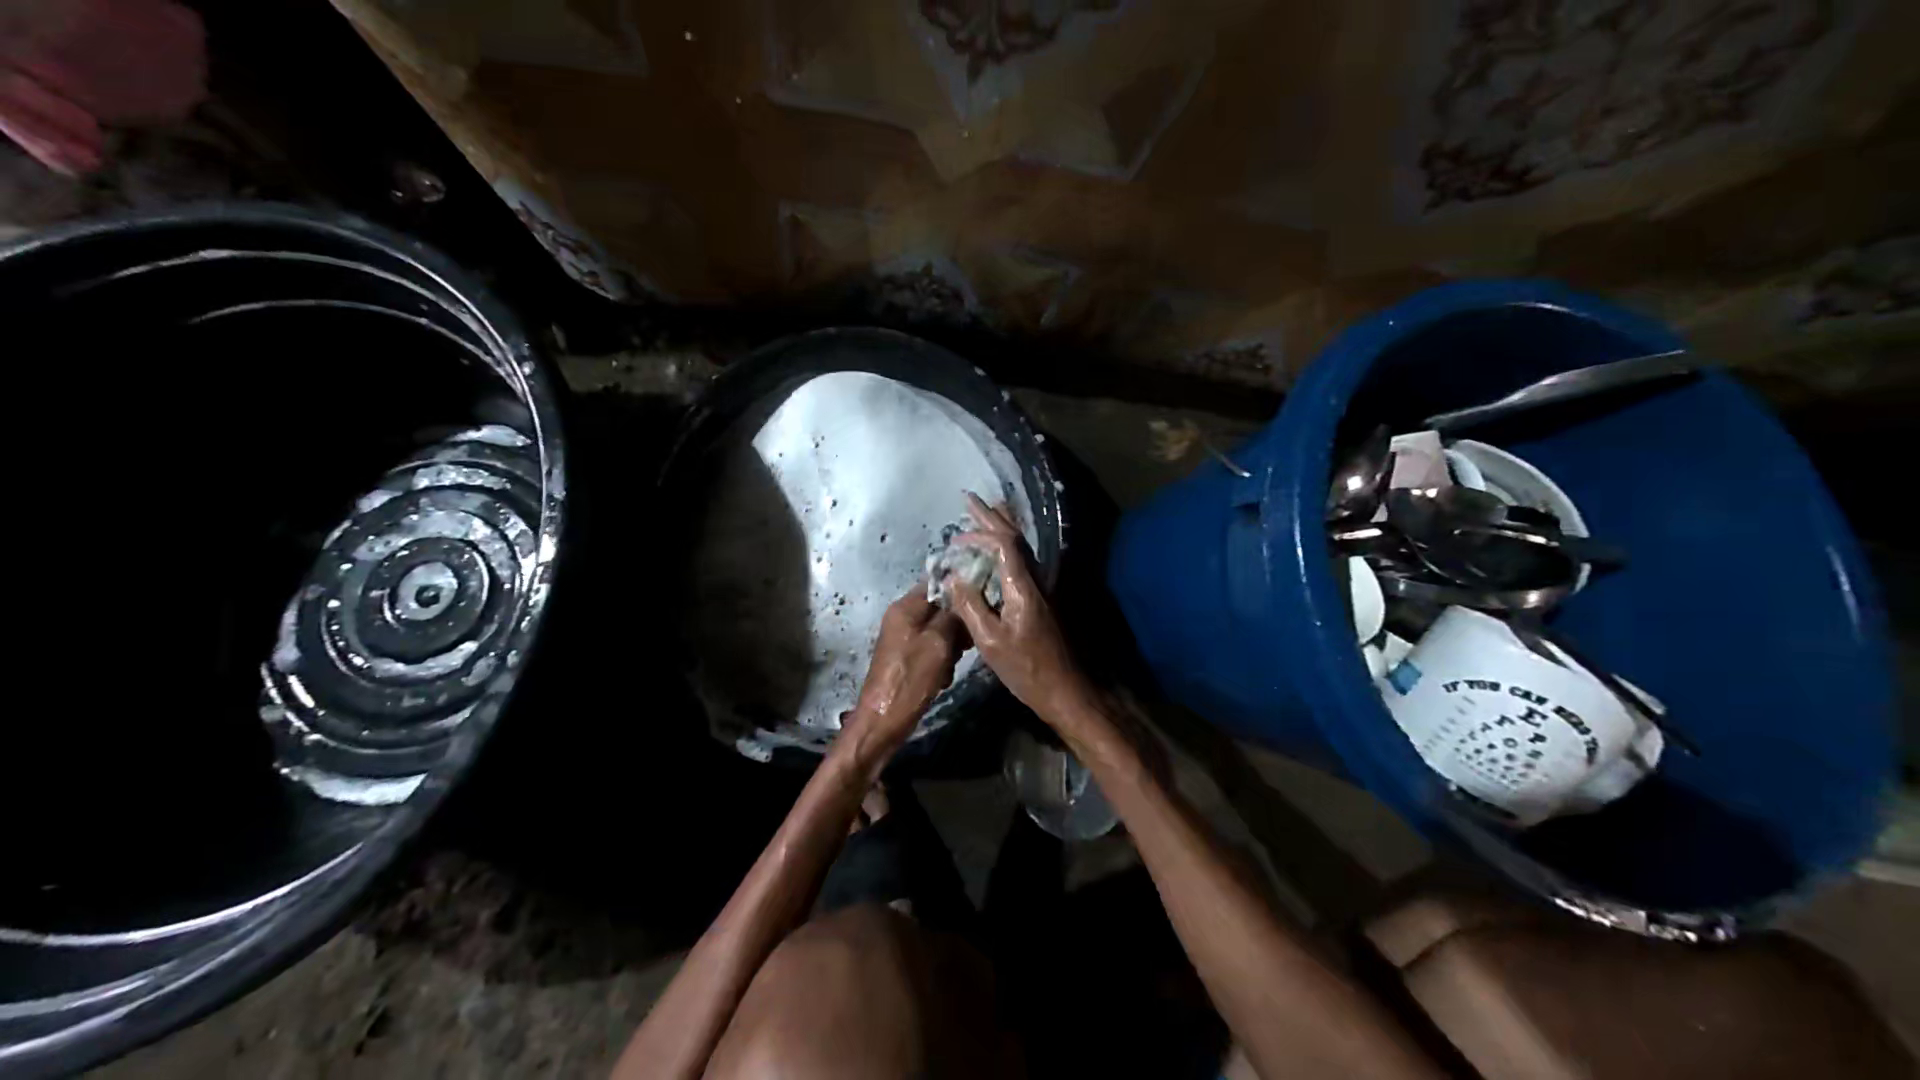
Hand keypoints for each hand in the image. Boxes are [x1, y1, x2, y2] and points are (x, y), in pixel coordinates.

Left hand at [842, 585, 963, 758]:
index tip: (982, 599)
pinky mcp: (907, 658)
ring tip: (954, 663)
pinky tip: (944, 677)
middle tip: (969, 641)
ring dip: (952, 646)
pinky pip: (932, 649)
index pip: (936, 583)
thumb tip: (963, 593)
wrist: (884, 719)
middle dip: (957, 624)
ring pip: (939, 631)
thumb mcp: (938, 643)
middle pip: (940, 608)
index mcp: (905, 607)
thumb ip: (951, 616)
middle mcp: (902, 618)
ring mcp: (904, 638)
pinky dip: (942, 661)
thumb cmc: (911, 677)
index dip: (960, 589)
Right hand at [946, 495, 1097, 729]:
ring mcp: (1040, 589)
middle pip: (1015, 538)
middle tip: (970, 499)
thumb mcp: (990, 641)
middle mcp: (1036, 580)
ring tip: (984, 514)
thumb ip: (971, 606)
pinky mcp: (1039, 601)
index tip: (956, 537)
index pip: (1004, 544)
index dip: (980, 534)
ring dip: (1001, 528)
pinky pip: (1020, 562)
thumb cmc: (1026, 669)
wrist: (1065, 690)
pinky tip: (994, 554)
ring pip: (1021, 548)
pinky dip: (1005, 548)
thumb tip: (953, 578)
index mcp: (1023, 586)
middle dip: (992, 517)